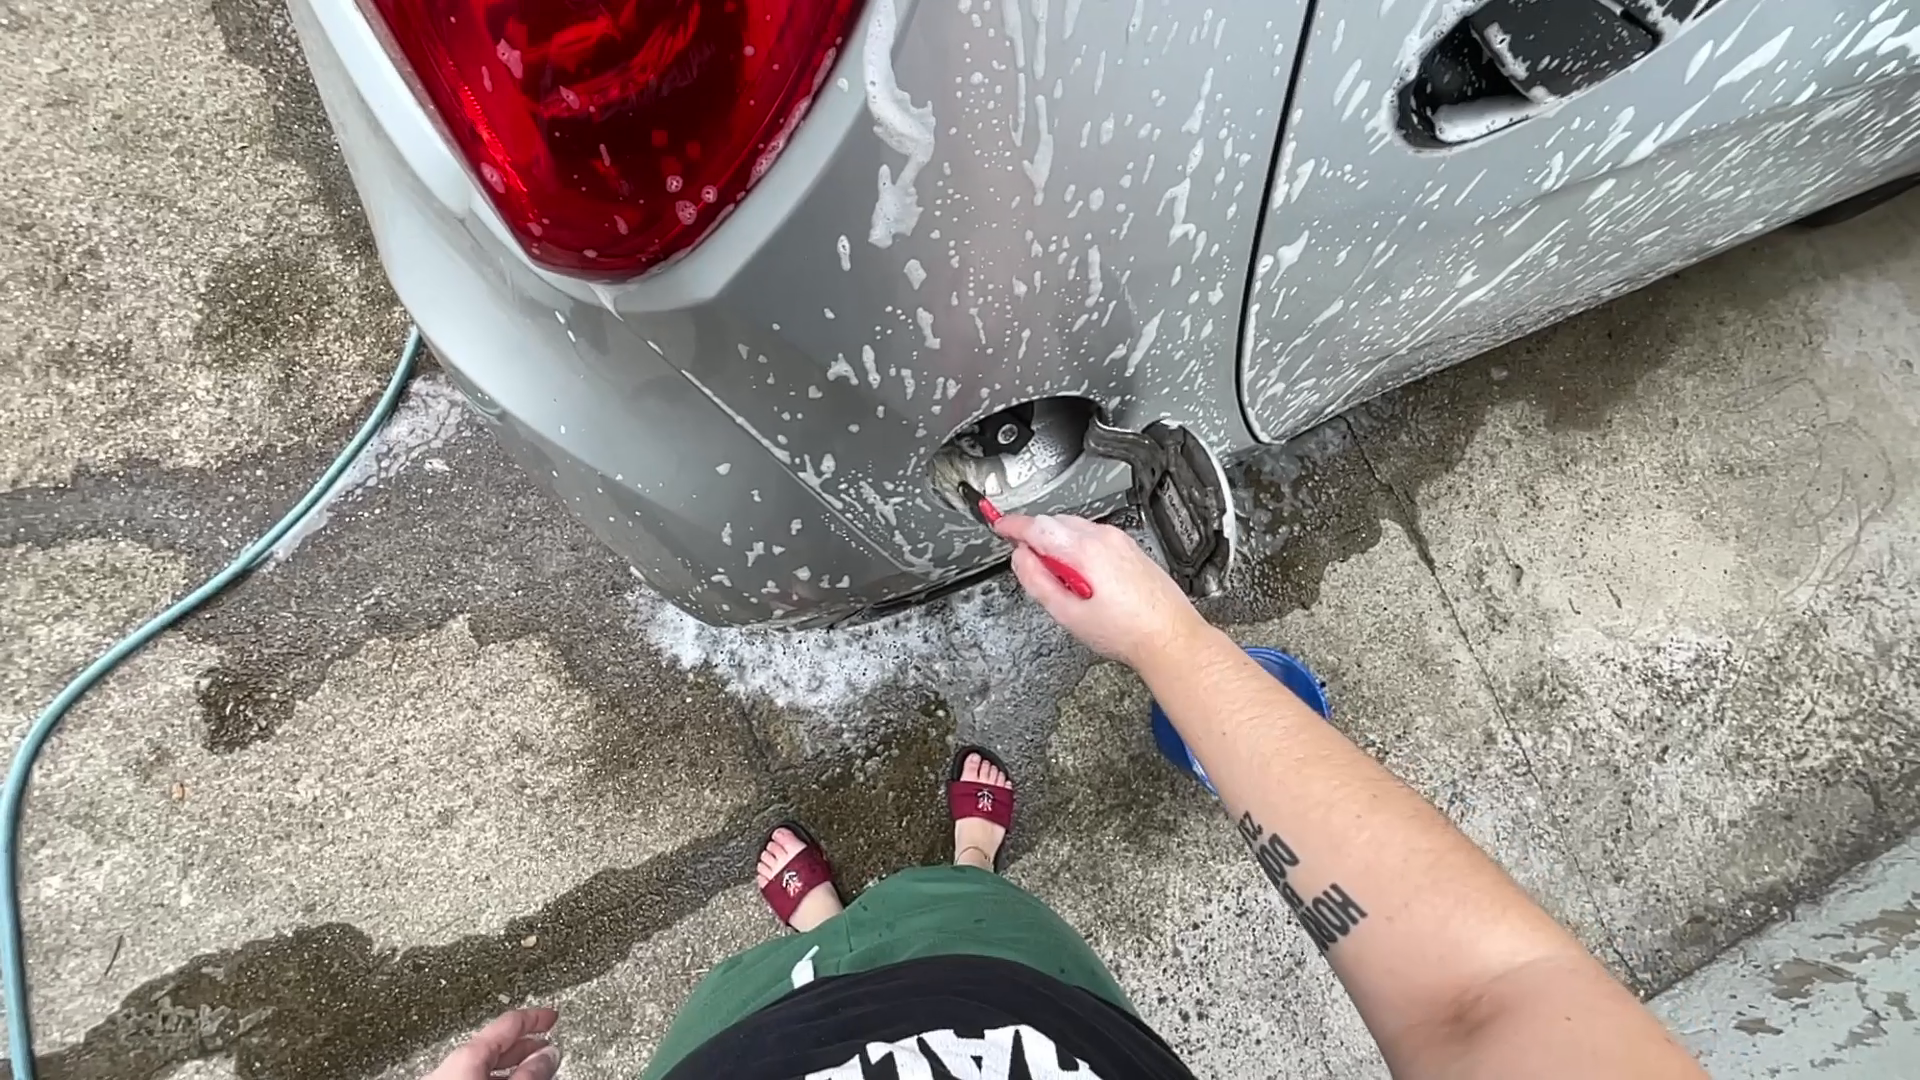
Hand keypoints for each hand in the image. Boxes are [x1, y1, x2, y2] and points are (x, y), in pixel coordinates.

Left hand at [425, 1008, 561, 1079]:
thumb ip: (531, 1069)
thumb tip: (550, 1053)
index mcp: (467, 1053)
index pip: (511, 1021)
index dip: (537, 1016)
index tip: (553, 1016)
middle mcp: (449, 1063)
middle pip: (494, 1043)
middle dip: (524, 1043)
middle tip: (547, 1046)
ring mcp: (441, 1078)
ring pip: (481, 1063)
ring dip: (508, 1063)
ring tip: (530, 1069)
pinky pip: (468, 1075)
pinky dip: (490, 1075)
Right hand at [993, 513, 1210, 667]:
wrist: (1169, 637)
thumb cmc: (1127, 631)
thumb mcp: (1068, 614)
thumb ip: (1038, 582)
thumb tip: (1020, 559)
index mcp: (1086, 551)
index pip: (1038, 526)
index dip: (1012, 526)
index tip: (999, 526)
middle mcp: (1105, 538)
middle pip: (1055, 523)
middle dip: (1035, 537)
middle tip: (1028, 564)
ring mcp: (1120, 540)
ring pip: (1074, 528)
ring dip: (1056, 544)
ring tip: (1061, 582)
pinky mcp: (1129, 548)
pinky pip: (1092, 537)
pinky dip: (1076, 548)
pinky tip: (1082, 579)